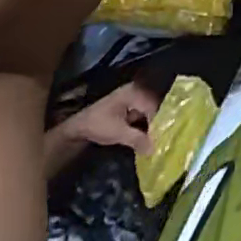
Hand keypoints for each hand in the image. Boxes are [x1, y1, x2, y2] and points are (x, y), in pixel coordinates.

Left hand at [45, 82, 160, 173]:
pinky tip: (145, 138)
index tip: (162, 139)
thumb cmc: (97, 125)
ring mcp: (131, 98)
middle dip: (156, 124)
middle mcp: (135, 91)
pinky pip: (141, 114)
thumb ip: (137, 139)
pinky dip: (143, 126)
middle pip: (152, 107)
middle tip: (161, 140)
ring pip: (147, 112)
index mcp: (134, 93)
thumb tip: (154, 149)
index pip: (154, 107)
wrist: (77, 127)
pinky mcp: (127, 106)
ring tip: (155, 141)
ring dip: (150, 126)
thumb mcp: (118, 133)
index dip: (159, 123)